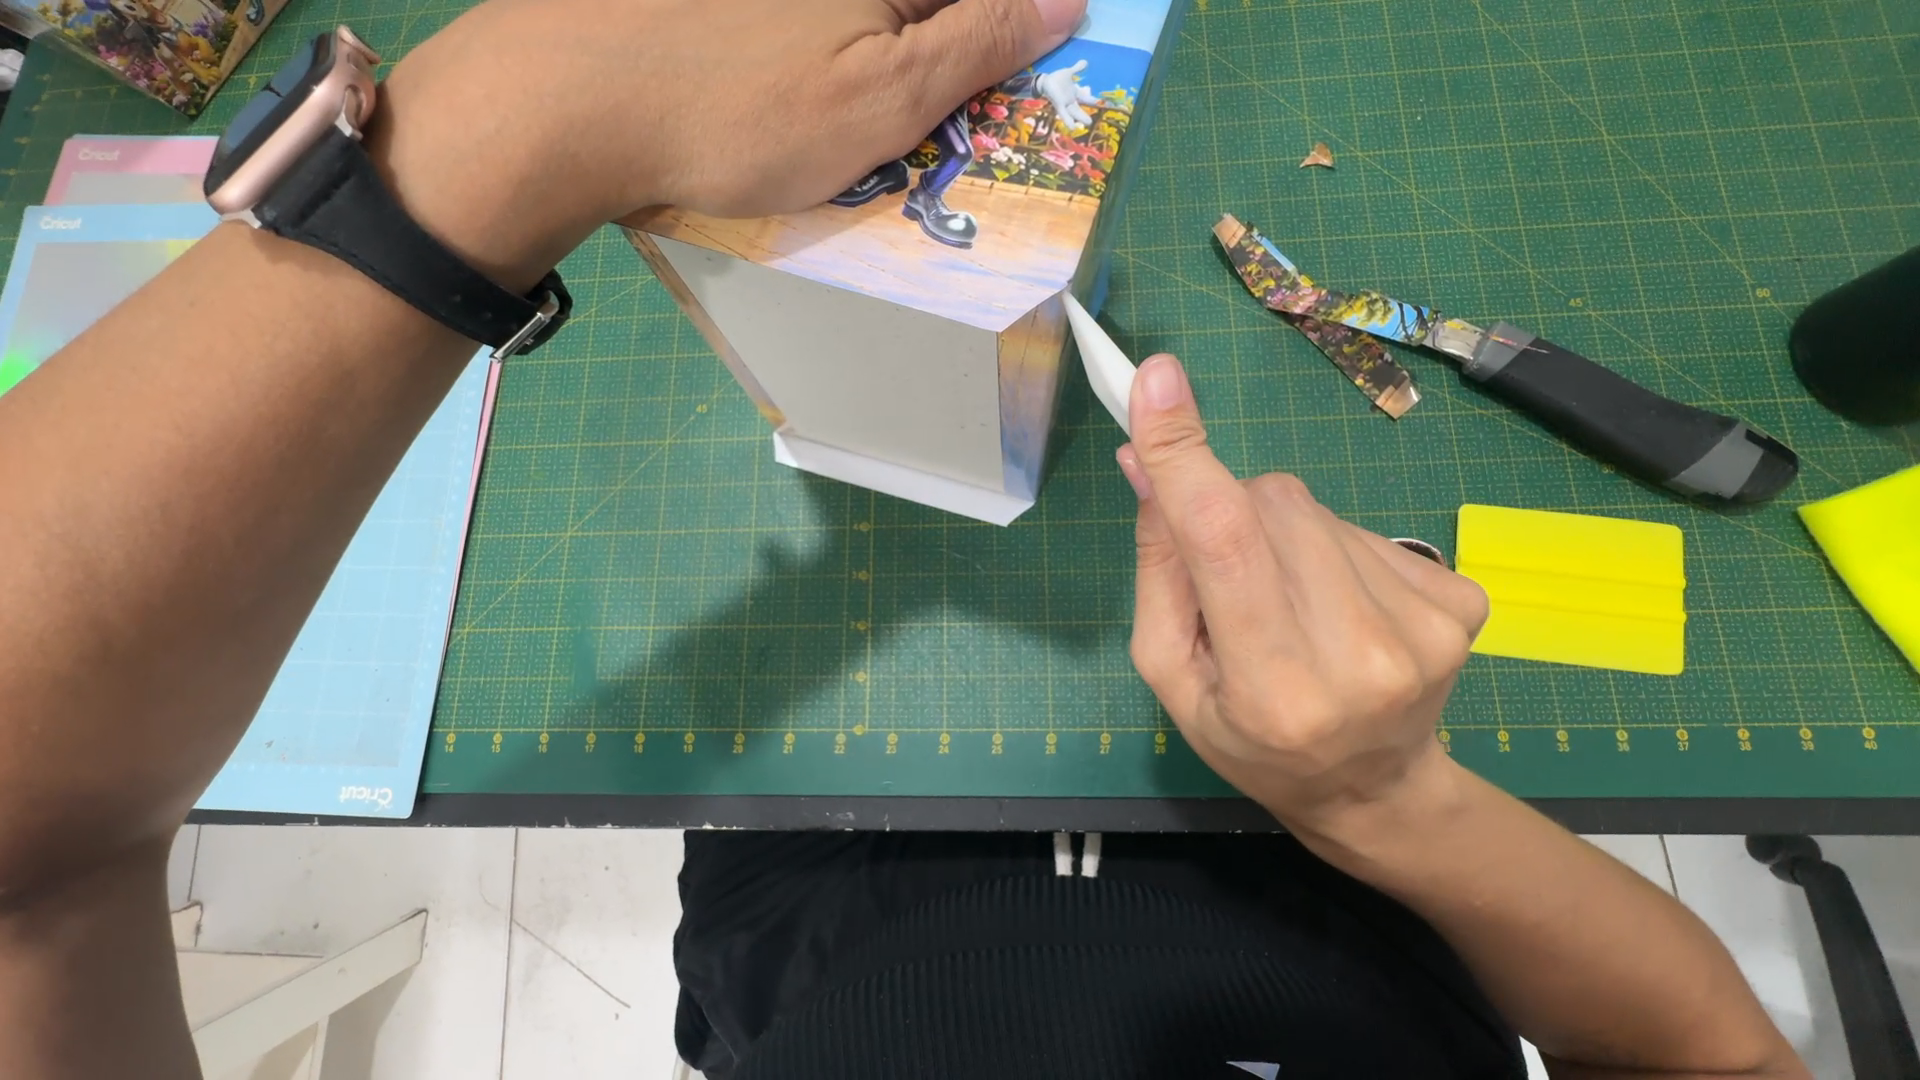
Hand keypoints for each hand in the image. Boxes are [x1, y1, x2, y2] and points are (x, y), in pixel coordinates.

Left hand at [363, 0, 1086, 287]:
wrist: (574, 103)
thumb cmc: (745, 115)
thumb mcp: (884, 99)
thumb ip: (978, 42)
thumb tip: (1066, 3)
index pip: (986, 5)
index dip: (1011, 37)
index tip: (1006, 86)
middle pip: (922, 14)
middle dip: (948, 49)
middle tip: (925, 112)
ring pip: (868, 25)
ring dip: (890, 57)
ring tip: (836, 121)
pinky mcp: (744, 5)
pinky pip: (821, 26)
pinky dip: (836, 53)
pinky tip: (804, 97)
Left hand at [1036, 59, 1098, 130]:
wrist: (1045, 81)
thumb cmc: (1057, 79)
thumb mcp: (1069, 72)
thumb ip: (1077, 68)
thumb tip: (1086, 62)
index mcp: (1075, 93)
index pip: (1086, 98)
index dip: (1093, 100)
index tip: (1101, 103)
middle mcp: (1071, 101)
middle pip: (1079, 109)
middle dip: (1085, 115)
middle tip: (1090, 121)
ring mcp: (1065, 104)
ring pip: (1074, 113)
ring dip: (1080, 118)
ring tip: (1087, 124)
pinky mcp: (1059, 105)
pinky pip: (1064, 114)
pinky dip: (1068, 120)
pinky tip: (1073, 127)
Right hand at [1114, 354, 1489, 829]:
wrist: (1374, 788)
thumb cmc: (1249, 739)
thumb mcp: (1171, 673)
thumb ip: (1159, 569)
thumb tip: (1145, 465)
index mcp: (1273, 685)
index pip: (1224, 542)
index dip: (1186, 458)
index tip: (1156, 382)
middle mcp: (1360, 652)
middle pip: (1271, 505)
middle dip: (1230, 512)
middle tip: (1231, 573)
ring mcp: (1425, 623)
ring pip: (1314, 508)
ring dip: (1281, 534)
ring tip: (1289, 599)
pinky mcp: (1461, 599)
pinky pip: (1361, 526)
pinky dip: (1329, 548)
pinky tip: (1338, 603)